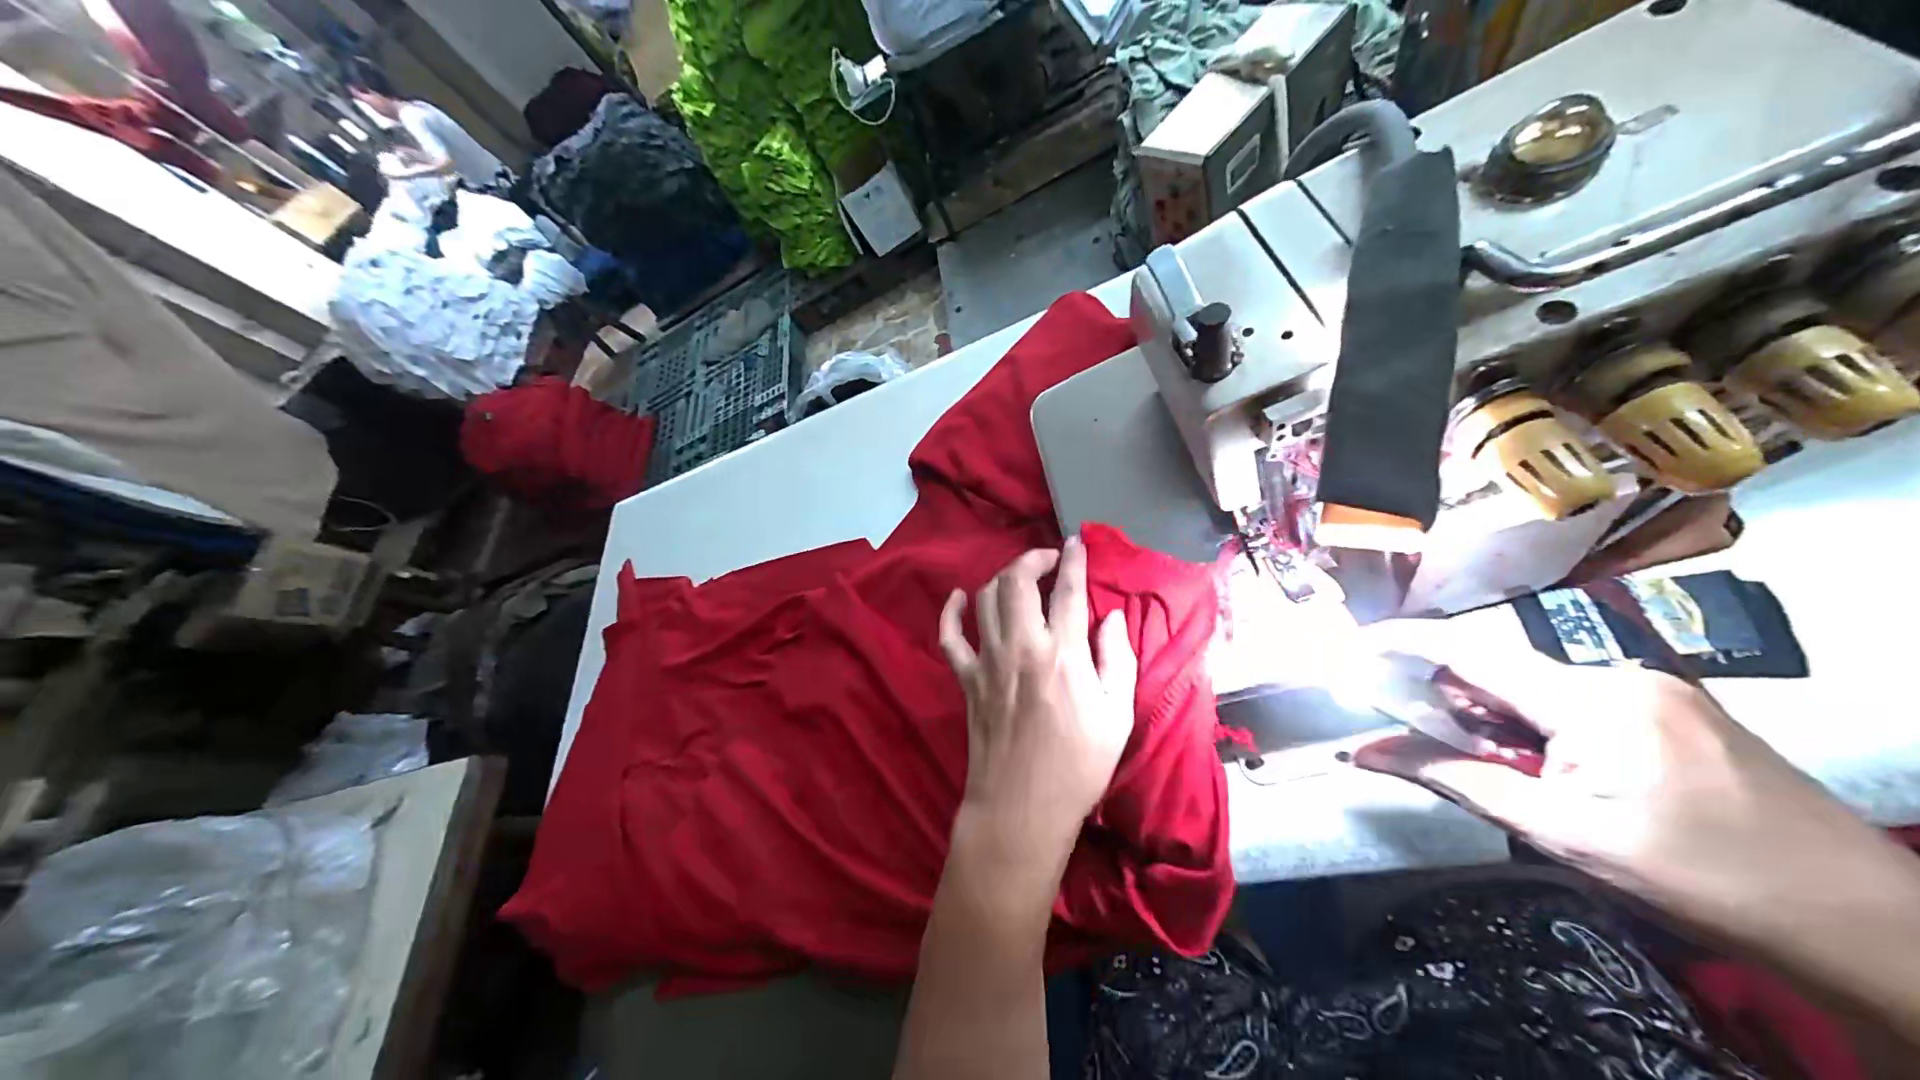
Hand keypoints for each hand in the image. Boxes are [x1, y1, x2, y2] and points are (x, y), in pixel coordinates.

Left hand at [938, 537, 1137, 853]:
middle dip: (1033, 558)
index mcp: (1063, 655)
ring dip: (1003, 578)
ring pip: (986, 599)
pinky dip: (952, 612)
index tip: (1076, 543)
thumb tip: (1110, 618)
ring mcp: (987, 662)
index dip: (1074, 560)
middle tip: (1050, 560)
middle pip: (1017, 581)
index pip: (1069, 591)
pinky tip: (959, 598)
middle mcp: (1021, 647)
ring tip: (1021, 578)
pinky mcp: (966, 680)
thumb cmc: (1078, 766)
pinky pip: (950, 637)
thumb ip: (1117, 659)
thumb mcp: (1117, 715)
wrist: (1022, 807)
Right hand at [1353, 638, 1919, 958]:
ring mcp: (1656, 690)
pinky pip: (1578, 703)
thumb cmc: (1703, 881)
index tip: (1355, 643)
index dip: (1406, 641)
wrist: (1870, 928)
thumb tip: (1367, 753)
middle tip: (1430, 746)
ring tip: (1509, 775)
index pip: (1473, 651)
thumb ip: (1457, 779)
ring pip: (1538, 689)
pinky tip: (1556, 772)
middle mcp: (1622, 676)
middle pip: (1503, 671)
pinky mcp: (1677, 711)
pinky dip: (1541, 729)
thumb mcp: (1561, 833)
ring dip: (1500, 722)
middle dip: (1456, 703)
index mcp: (1595, 698)